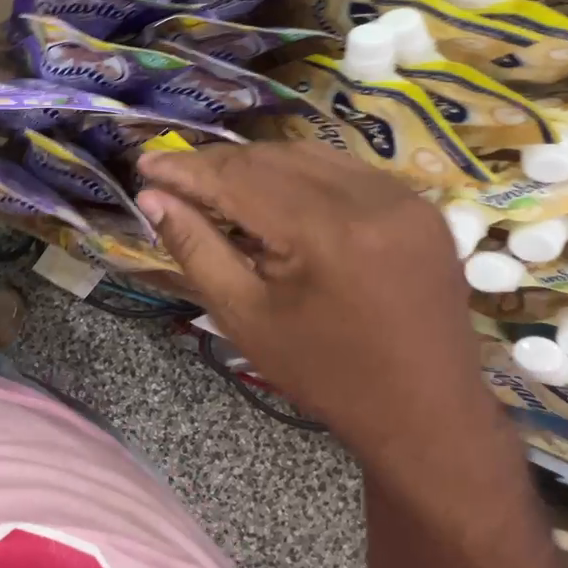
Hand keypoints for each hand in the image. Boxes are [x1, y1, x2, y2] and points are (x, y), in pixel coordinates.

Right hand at [136, 142, 490, 468]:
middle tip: (167, 172)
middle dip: (213, 162)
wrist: (425, 412)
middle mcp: (372, 201)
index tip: (142, 164)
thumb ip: (195, 246)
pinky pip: (341, 168)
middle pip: (272, 159)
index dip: (185, 169)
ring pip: (306, 155)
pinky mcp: (419, 207)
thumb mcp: (243, 314)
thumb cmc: (322, 371)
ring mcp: (404, 199)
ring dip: (251, 162)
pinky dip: (294, 170)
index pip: (239, 179)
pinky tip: (266, 188)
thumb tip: (151, 197)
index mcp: (328, 234)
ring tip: (208, 178)